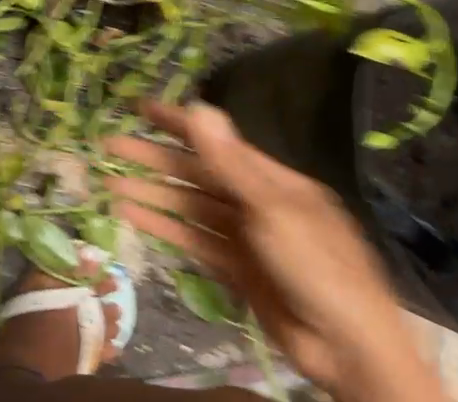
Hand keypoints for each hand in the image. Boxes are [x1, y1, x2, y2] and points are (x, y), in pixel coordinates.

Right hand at [107, 101, 443, 401]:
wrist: (349, 350)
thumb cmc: (318, 270)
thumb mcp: (272, 210)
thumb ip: (228, 161)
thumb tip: (198, 108)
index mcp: (277, 184)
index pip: (219, 144)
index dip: (179, 124)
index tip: (139, 107)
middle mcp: (260, 204)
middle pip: (198, 174)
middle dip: (154, 159)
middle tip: (109, 146)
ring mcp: (246, 237)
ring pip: (189, 206)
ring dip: (151, 193)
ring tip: (108, 184)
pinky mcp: (235, 267)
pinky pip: (191, 238)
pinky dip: (161, 226)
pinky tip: (129, 215)